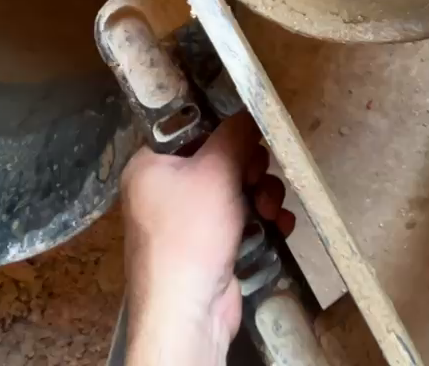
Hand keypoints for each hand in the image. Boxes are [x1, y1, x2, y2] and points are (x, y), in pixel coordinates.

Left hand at [120, 115, 293, 365]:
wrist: (187, 315)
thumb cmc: (191, 234)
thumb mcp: (216, 169)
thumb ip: (236, 134)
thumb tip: (249, 114)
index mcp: (150, 165)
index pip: (190, 129)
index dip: (222, 128)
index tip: (246, 136)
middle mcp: (164, 190)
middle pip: (219, 158)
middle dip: (250, 167)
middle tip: (258, 176)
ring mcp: (187, 221)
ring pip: (236, 188)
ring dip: (262, 193)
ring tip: (270, 209)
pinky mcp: (210, 246)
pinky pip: (241, 217)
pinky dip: (261, 218)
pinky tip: (278, 225)